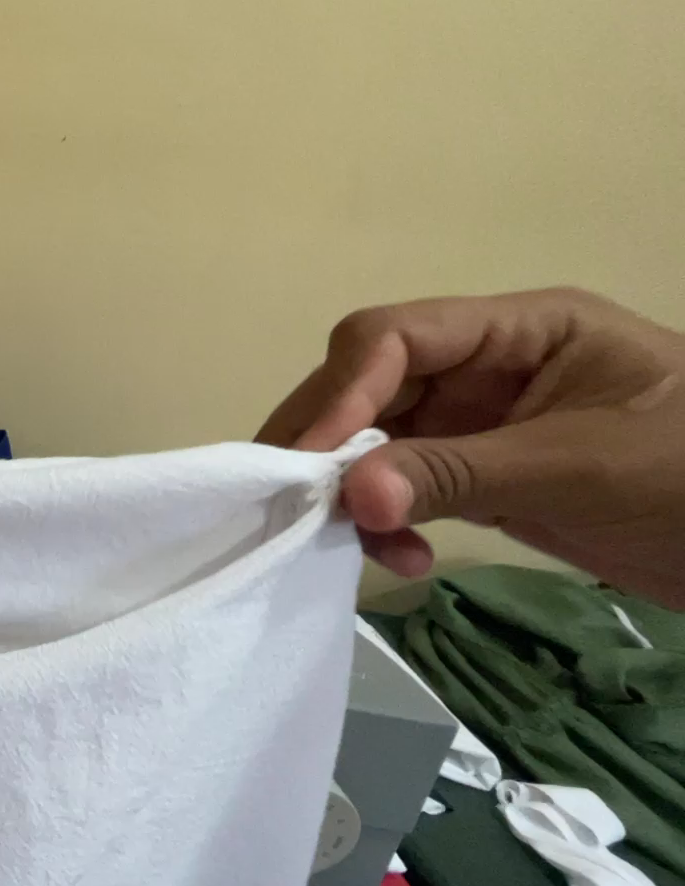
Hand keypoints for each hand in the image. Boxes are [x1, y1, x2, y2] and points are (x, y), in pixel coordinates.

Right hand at [256, 288, 684, 608]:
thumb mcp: (586, 468)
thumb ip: (459, 474)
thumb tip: (349, 498)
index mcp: (517, 332)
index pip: (391, 338)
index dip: (339, 391)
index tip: (310, 459)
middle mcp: (476, 368)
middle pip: (359, 390)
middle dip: (328, 448)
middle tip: (299, 503)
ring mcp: (464, 423)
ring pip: (361, 443)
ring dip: (349, 494)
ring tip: (365, 542)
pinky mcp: (461, 473)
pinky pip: (387, 487)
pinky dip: (378, 522)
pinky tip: (400, 554)